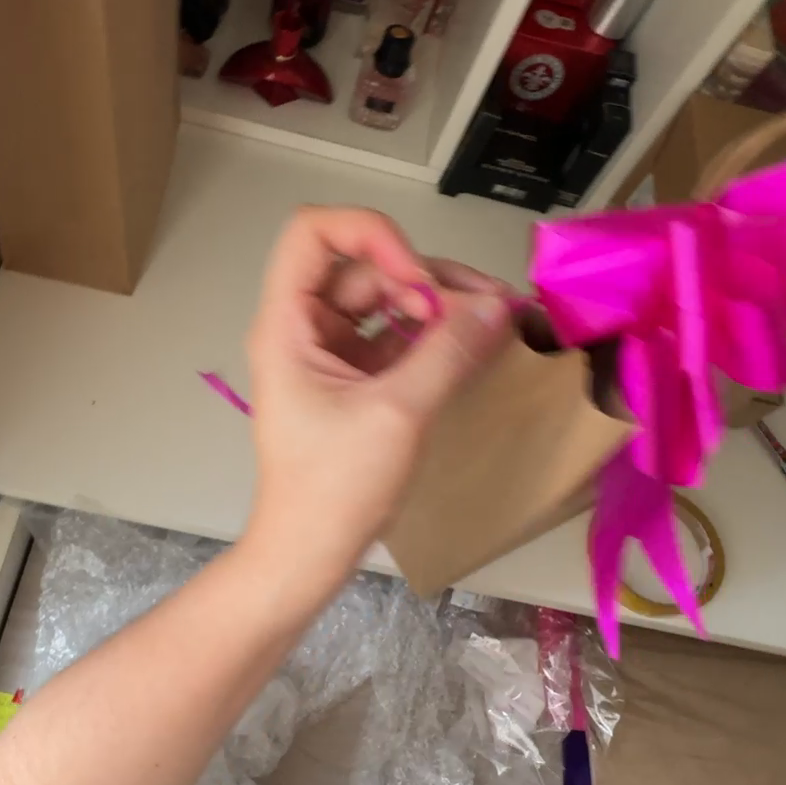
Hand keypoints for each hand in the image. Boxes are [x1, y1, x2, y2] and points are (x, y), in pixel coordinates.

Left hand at [242, 207, 511, 579]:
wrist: (309, 551)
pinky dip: (429, 338)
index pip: (313, 233)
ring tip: (491, 324)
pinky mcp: (351, 380)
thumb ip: (448, 351)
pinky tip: (471, 347)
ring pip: (383, 301)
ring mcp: (327, 355)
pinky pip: (391, 339)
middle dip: (425, 278)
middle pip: (363, 268)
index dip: (371, 236)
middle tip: (487, 308)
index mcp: (288, 325)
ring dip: (435, 306)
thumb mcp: (397, 414)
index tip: (419, 280)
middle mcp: (302, 329)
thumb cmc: (336, 487)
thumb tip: (497, 305)